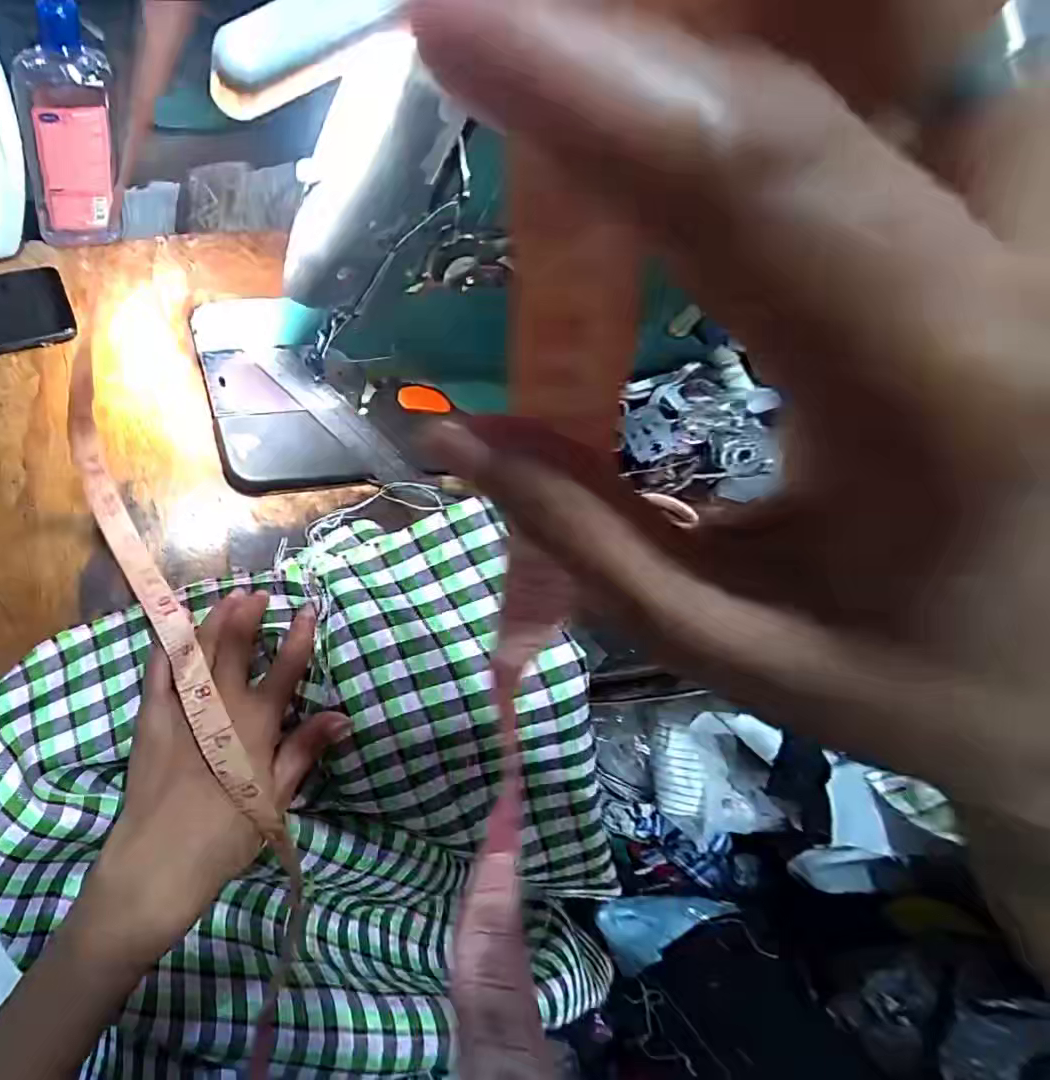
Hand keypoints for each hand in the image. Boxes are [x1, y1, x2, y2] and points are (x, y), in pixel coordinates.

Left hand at [92, 589, 348, 948]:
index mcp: (255, 727)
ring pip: (198, 649)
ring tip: (226, 600)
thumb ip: (305, 751)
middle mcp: (219, 706)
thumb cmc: (226, 835)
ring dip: (213, 619)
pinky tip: (176, 624)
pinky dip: (169, 642)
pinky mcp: (151, 712)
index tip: (306, 611)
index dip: (297, 639)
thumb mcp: (277, 798)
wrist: (162, 855)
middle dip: (247, 615)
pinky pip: (159, 667)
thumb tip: (341, 715)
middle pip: (235, 647)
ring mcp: (181, 705)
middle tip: (257, 594)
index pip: (283, 672)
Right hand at [408, 0, 1049, 968]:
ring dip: (744, 6)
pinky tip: (696, 55)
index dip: (590, 83)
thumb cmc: (930, 683)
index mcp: (947, 387)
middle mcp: (1048, 259)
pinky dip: (808, 45)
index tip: (454, 23)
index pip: (748, 179)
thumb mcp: (722, 641)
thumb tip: (446, 434)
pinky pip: (932, 77)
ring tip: (581, 25)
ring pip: (931, 29)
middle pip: (895, 26)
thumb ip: (579, 534)